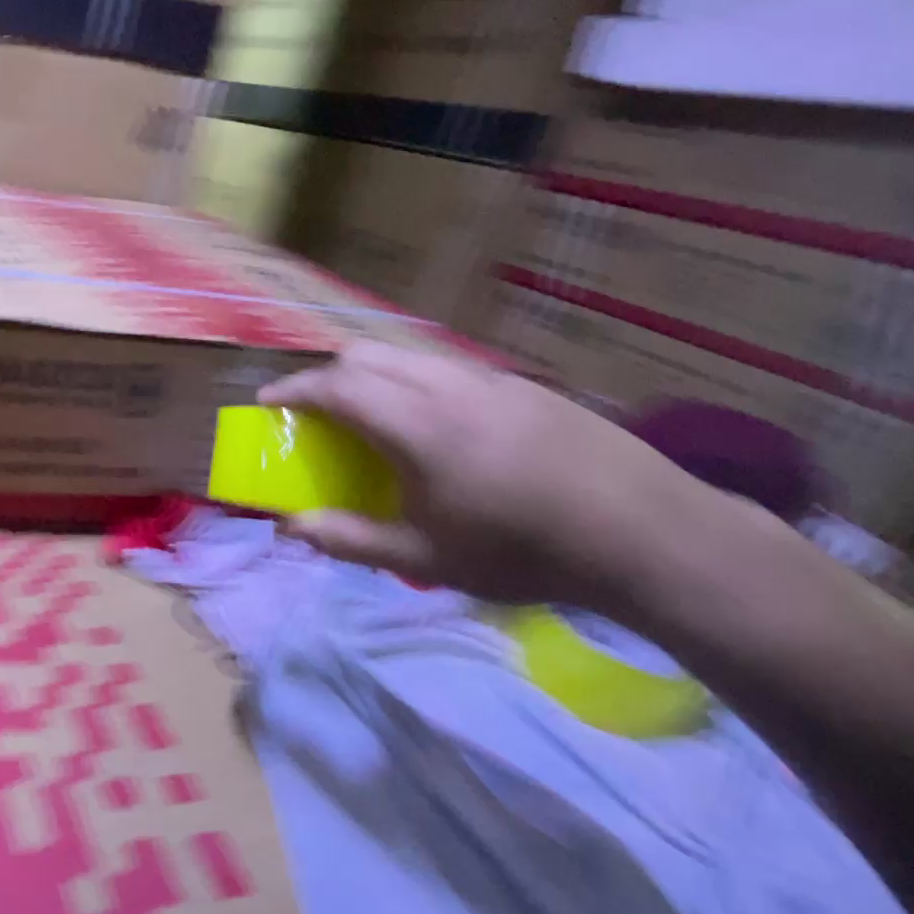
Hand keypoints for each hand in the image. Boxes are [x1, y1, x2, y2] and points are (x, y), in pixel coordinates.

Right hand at [259, 341, 703, 609]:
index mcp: (419, 424)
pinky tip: (433, 425)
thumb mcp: (426, 559)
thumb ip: (349, 539)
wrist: (647, 536)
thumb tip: (289, 528)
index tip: (266, 402)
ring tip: (368, 416)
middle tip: (312, 411)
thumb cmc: (524, 553)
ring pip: (410, 355)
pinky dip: (413, 381)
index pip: (337, 385)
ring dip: (372, 374)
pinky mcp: (526, 387)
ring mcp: (493, 380)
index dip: (293, 389)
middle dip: (327, 374)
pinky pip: (448, 368)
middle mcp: (450, 386)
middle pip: (368, 354)